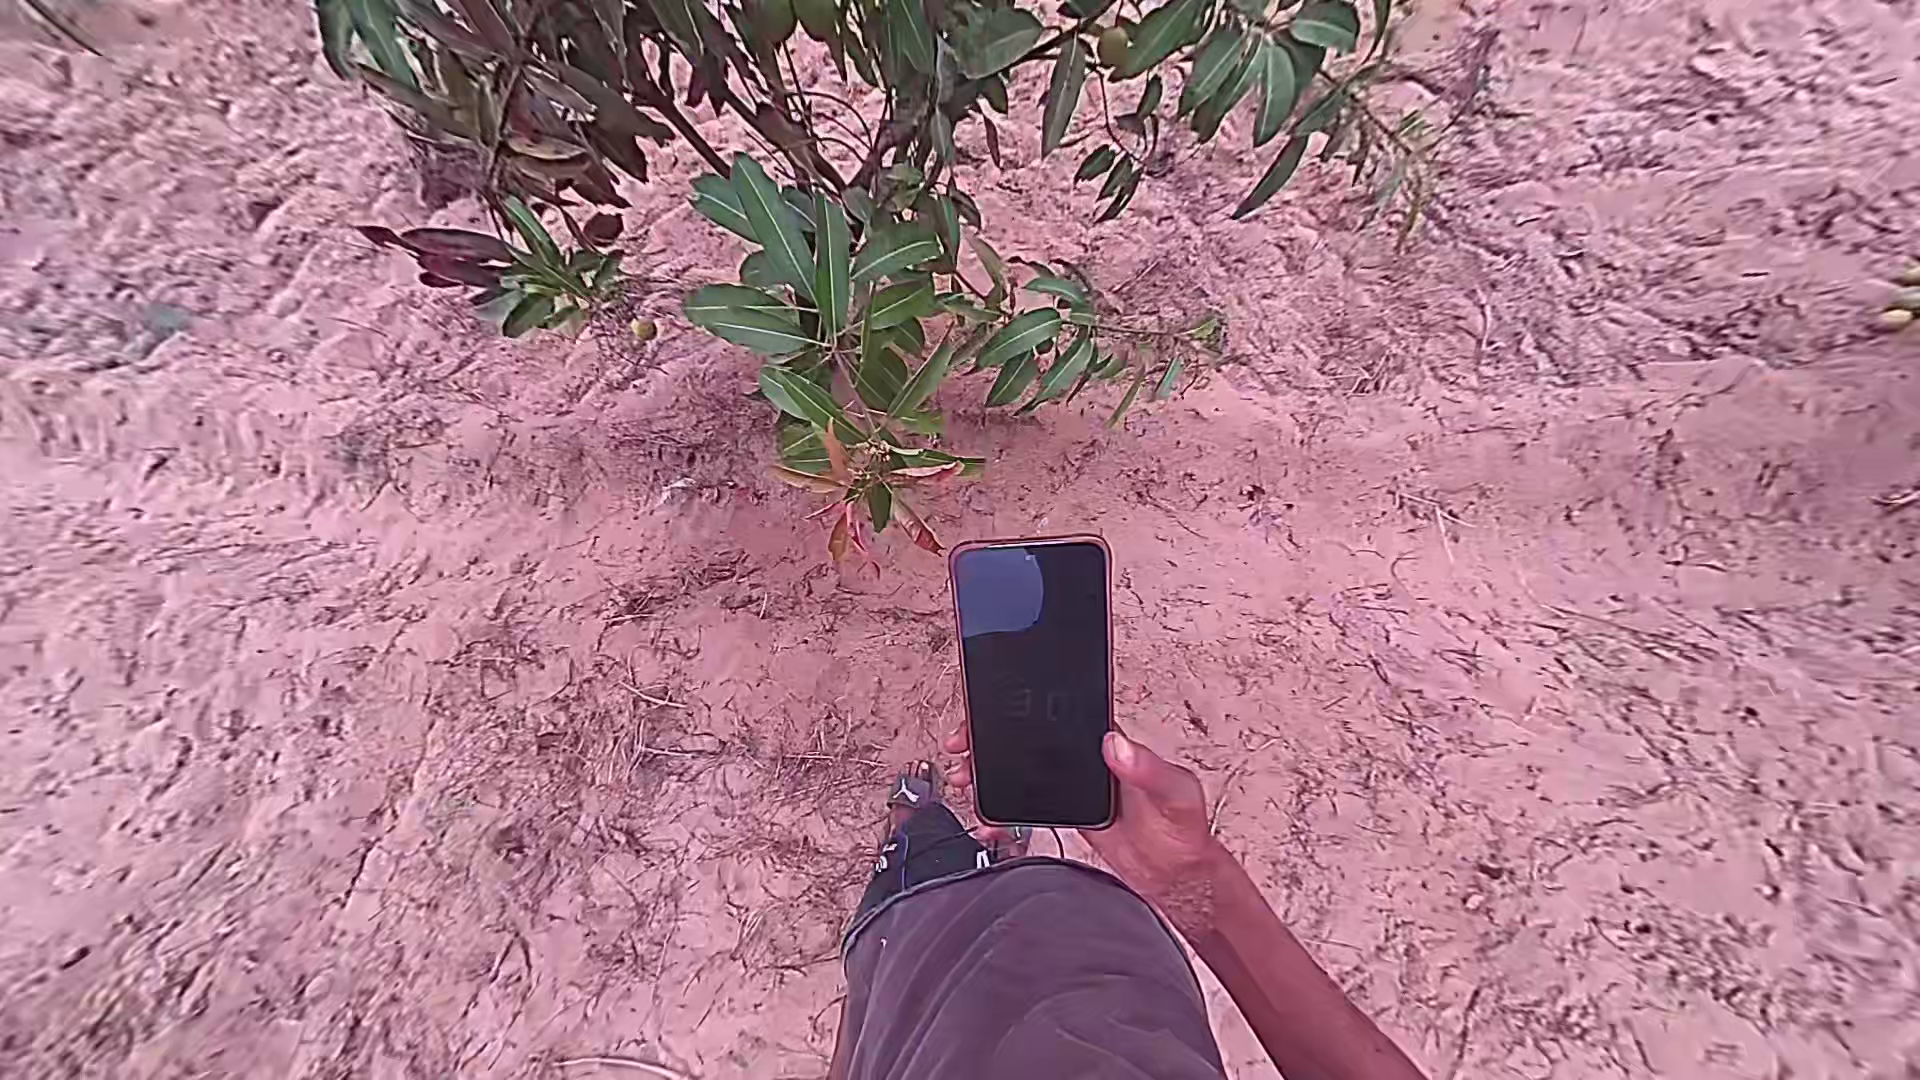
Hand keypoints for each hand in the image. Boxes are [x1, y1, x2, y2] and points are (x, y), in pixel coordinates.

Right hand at [942, 724, 1227, 937]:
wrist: (1178, 875)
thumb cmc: (1182, 827)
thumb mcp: (1174, 792)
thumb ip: (1148, 767)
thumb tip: (1116, 743)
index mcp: (1105, 738)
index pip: (1054, 711)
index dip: (1017, 708)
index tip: (989, 713)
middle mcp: (1083, 754)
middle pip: (1025, 735)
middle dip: (988, 736)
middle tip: (963, 745)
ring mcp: (1070, 781)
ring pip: (1017, 766)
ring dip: (987, 770)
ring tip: (966, 779)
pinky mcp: (1063, 808)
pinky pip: (1023, 803)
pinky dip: (1001, 811)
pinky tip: (989, 822)